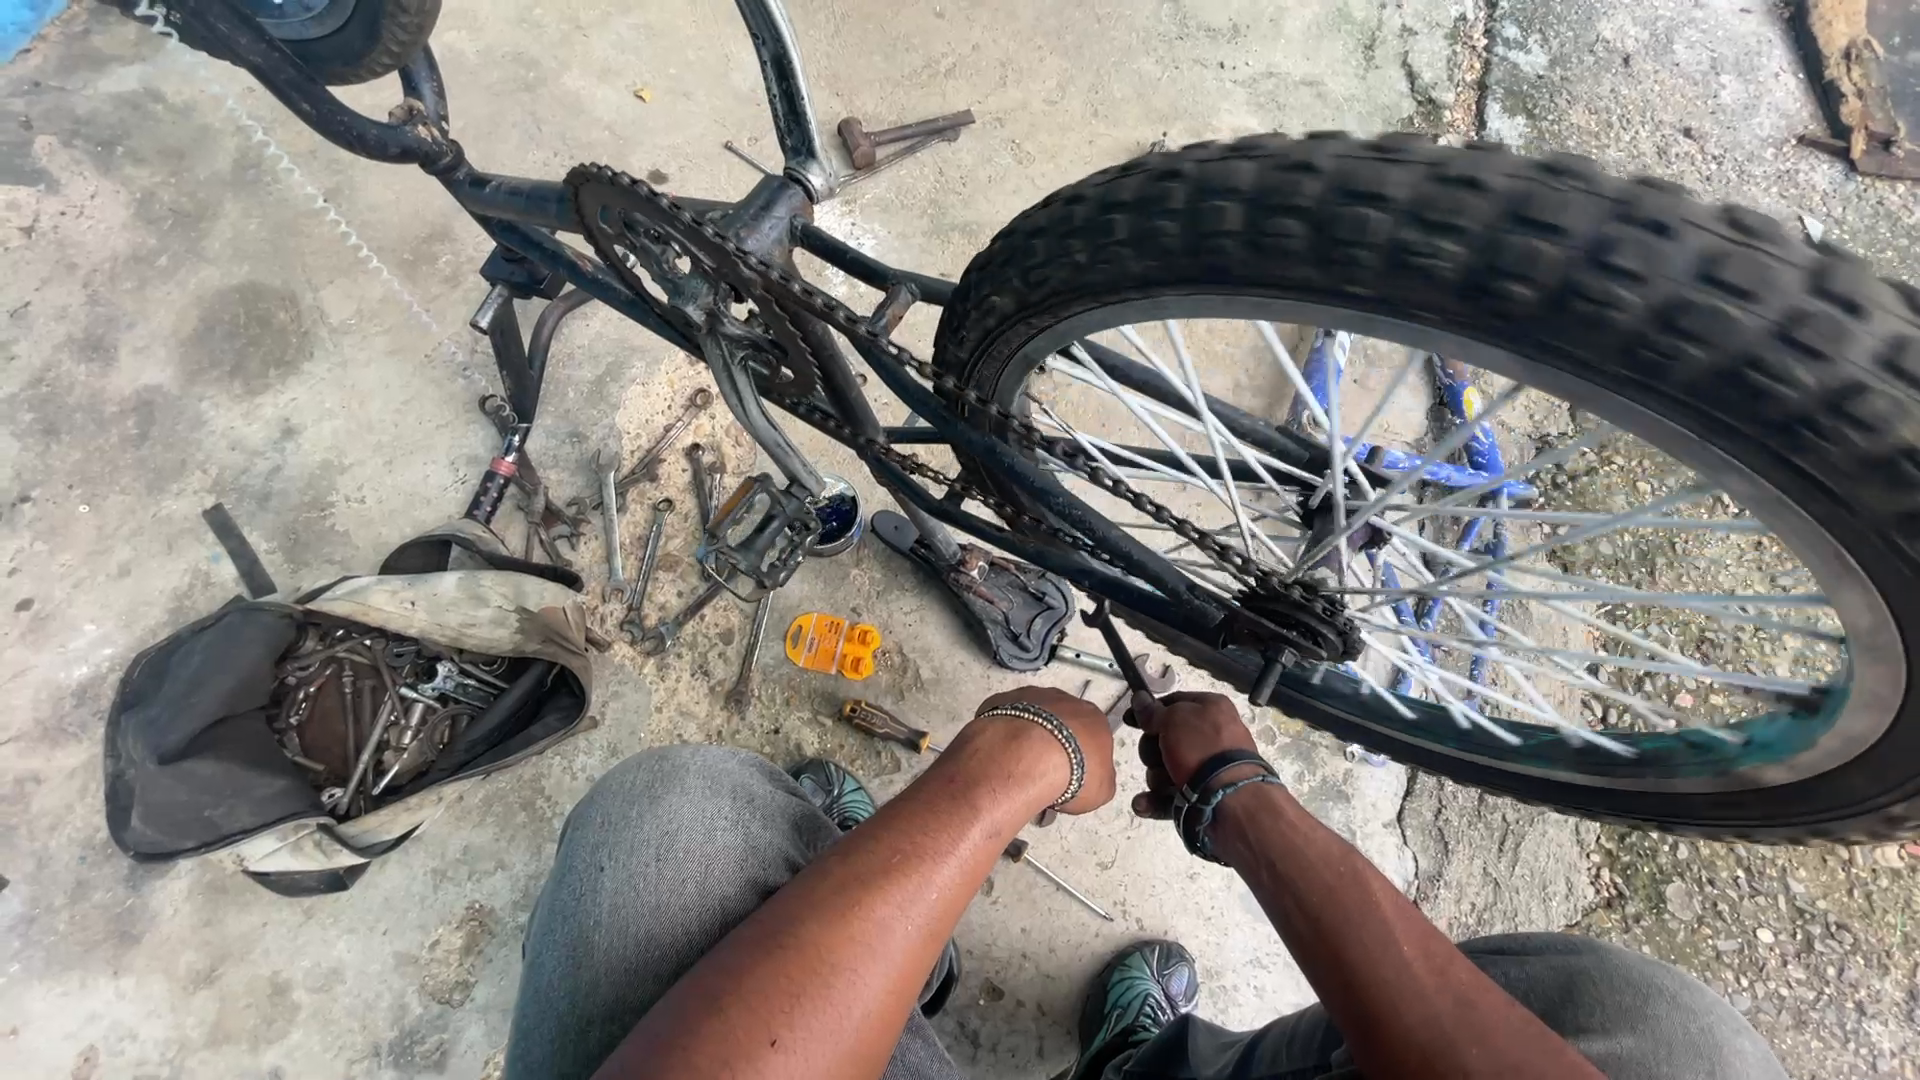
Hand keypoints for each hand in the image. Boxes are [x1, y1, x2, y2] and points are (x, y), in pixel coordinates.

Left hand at [961, 686, 1115, 814]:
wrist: (1030, 756)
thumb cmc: (1071, 773)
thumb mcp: (1101, 790)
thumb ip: (1101, 778)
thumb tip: (1095, 779)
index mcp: (1093, 717)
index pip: (1091, 735)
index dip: (1081, 758)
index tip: (1071, 776)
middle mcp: (1064, 699)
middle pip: (1061, 722)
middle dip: (1053, 743)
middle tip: (1044, 771)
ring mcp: (1031, 696)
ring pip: (1032, 716)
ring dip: (1028, 736)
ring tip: (1021, 766)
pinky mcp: (1002, 700)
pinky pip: (1005, 716)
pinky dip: (1004, 732)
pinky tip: (1003, 753)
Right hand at [1130, 691, 1263, 819]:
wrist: (1231, 801)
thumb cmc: (1203, 748)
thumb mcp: (1174, 719)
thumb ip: (1153, 711)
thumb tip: (1139, 698)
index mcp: (1211, 709)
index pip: (1173, 703)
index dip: (1150, 711)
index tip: (1130, 719)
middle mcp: (1210, 737)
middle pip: (1164, 739)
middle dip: (1152, 749)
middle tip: (1156, 755)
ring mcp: (1205, 769)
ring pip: (1163, 768)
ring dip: (1156, 776)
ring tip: (1165, 782)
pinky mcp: (1199, 796)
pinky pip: (1168, 795)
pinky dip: (1155, 799)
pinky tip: (1143, 804)